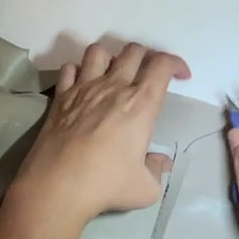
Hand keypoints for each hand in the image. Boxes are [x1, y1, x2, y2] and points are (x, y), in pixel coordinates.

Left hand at [8, 42, 191, 226]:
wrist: (58, 185)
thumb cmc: (106, 184)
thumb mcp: (145, 187)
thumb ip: (156, 170)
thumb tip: (161, 163)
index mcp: (140, 104)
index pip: (162, 65)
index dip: (175, 63)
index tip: (180, 76)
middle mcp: (113, 87)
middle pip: (133, 51)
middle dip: (146, 56)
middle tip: (148, 74)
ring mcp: (84, 88)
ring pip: (98, 52)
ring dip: (110, 58)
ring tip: (112, 75)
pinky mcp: (61, 96)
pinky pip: (69, 69)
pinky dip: (78, 71)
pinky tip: (82, 85)